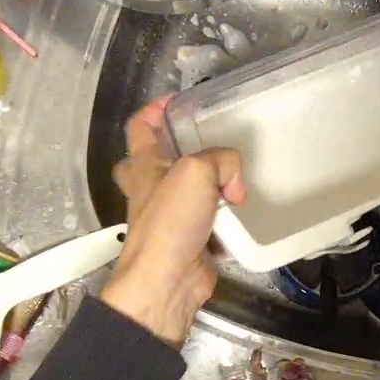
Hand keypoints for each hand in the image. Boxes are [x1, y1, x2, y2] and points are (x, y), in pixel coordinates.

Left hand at [102, 97, 246, 345]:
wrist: (168, 278)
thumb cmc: (170, 221)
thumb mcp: (197, 172)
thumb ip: (221, 161)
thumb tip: (233, 183)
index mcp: (143, 167)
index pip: (139, 127)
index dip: (153, 110)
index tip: (175, 102)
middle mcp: (151, 190)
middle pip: (155, 161)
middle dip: (175, 151)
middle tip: (201, 145)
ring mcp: (169, 217)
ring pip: (186, 192)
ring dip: (209, 185)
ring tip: (234, 178)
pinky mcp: (189, 240)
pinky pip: (209, 220)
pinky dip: (225, 217)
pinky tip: (240, 214)